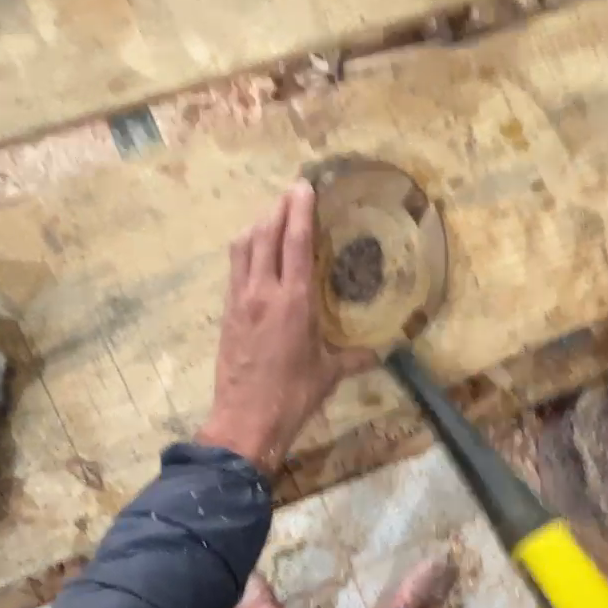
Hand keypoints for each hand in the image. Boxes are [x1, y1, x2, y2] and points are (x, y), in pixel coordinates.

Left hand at [197, 182, 370, 475]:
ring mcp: (240, 301)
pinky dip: (246, 249)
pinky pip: (235, 268)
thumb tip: (381, 353)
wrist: (244, 421)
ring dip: (258, 224)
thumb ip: (354, 358)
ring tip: (272, 216)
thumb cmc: (292, 397)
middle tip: (292, 193)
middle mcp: (263, 292)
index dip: (300, 210)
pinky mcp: (227, 313)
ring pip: (244, 246)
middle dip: (278, 207)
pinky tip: (254, 251)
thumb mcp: (329, 375)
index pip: (295, 242)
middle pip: (265, 233)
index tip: (305, 186)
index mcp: (294, 302)